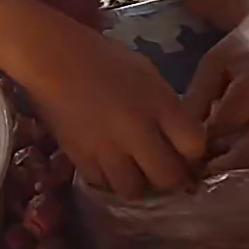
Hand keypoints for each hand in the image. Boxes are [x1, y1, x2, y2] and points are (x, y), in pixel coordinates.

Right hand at [22, 22, 204, 197]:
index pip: (194, 146)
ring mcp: (107, 149)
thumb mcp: (146, 73)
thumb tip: (175, 135)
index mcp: (160, 105)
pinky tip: (107, 166)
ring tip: (133, 171)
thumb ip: (165, 106)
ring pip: (133, 189)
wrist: (53, 60)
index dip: (194, 152)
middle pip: (168, 178)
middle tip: (162, 169)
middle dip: (171, 177)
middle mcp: (138, 133)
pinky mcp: (80, 158)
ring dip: (138, 183)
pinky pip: (101, 183)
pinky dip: (108, 179)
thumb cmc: (103, 59)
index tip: (185, 151)